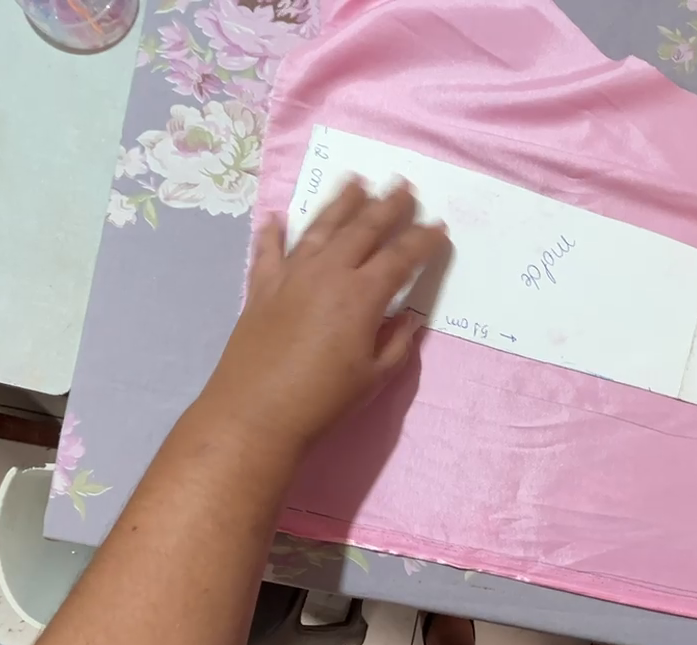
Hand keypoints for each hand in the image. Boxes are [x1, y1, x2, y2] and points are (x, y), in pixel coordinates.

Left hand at [203, 180, 448, 451]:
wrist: (257, 412)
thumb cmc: (325, 399)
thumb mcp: (374, 377)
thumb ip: (396, 343)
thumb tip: (409, 318)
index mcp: (361, 297)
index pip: (400, 259)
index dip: (422, 242)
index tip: (439, 228)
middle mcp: (327, 274)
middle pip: (362, 229)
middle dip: (387, 206)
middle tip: (404, 186)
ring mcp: (291, 276)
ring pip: (320, 228)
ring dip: (341, 202)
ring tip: (356, 180)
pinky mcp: (262, 288)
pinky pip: (269, 250)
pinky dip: (274, 231)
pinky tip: (278, 216)